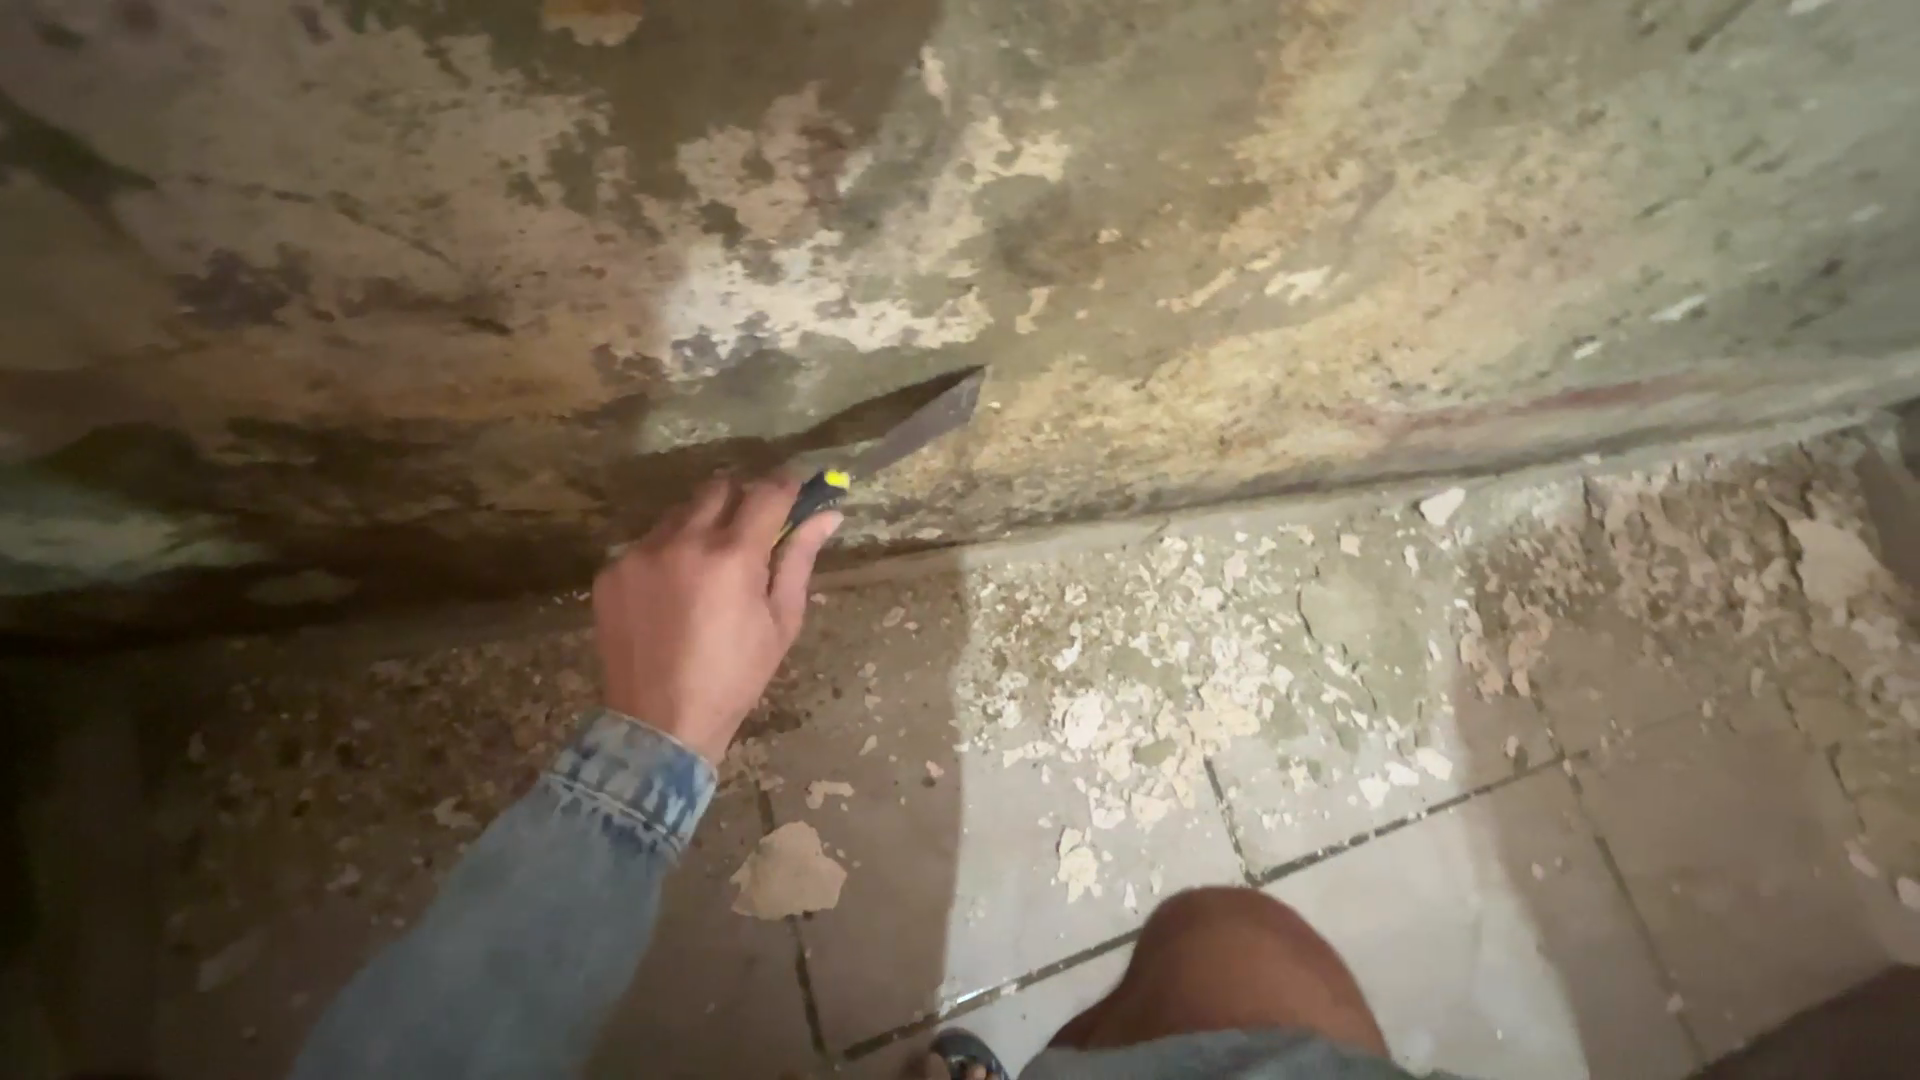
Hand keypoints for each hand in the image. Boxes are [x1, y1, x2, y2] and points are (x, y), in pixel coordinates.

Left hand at [593, 474, 841, 764]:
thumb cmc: (736, 676)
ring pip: (680, 512)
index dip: (788, 485)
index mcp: (732, 556)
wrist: (660, 722)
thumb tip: (827, 516)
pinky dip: (670, 552)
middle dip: (744, 498)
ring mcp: (639, 554)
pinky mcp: (611, 572)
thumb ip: (800, 559)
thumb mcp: (781, 620)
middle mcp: (682, 541)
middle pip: (719, 487)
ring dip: (703, 523)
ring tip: (710, 565)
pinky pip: (648, 542)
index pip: (767, 492)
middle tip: (755, 529)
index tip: (798, 490)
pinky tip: (675, 590)